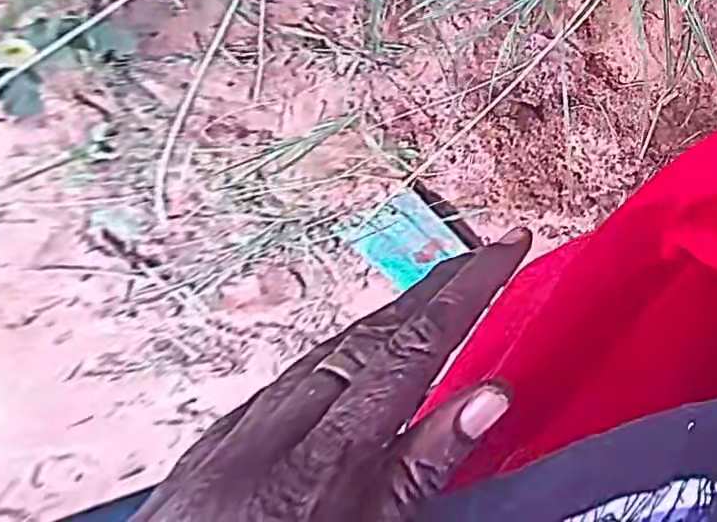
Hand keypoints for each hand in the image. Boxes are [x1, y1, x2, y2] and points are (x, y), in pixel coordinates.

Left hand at [136, 229, 532, 521]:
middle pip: (374, 334)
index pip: (416, 345)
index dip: (472, 287)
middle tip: (488, 253)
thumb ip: (423, 471)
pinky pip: (288, 381)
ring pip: (329, 350)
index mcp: (319, 462)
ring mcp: (231, 443)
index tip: (512, 244)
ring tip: (438, 290)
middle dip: (440, 285)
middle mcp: (272, 435)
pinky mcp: (204, 458)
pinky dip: (340, 351)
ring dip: (395, 312)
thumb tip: (493, 394)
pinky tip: (353, 352)